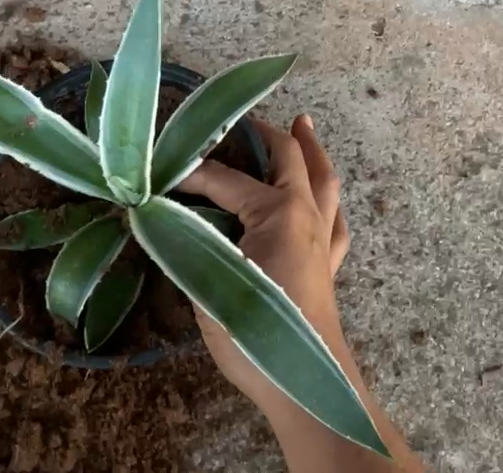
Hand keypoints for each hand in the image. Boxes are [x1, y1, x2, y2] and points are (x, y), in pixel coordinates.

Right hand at [178, 116, 349, 404]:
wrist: (305, 381)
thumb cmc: (255, 330)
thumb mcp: (210, 283)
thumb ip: (190, 243)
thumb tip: (166, 218)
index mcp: (278, 212)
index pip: (229, 180)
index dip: (197, 173)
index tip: (170, 171)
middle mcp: (307, 214)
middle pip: (292, 159)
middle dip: (269, 135)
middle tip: (250, 121)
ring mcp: (324, 238)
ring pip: (325, 181)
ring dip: (312, 151)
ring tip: (304, 126)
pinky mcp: (331, 263)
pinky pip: (336, 219)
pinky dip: (328, 199)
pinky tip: (325, 199)